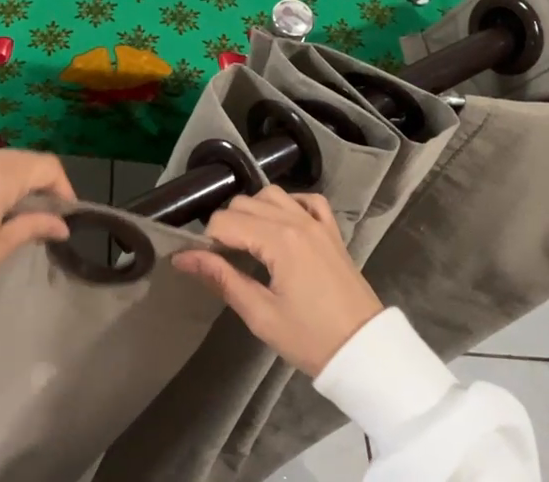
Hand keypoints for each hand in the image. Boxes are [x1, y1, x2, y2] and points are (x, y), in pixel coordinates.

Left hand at [0, 149, 75, 293]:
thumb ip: (32, 227)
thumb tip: (61, 224)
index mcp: (0, 174)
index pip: (46, 166)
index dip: (62, 187)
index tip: (64, 214)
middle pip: (22, 160)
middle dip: (38, 183)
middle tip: (41, 216)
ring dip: (11, 180)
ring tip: (10, 213)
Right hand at [171, 187, 382, 377]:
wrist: (366, 352)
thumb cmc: (310, 338)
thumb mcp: (260, 314)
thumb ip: (221, 279)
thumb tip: (182, 258)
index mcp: (278, 239)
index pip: (225, 221)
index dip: (207, 242)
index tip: (206, 266)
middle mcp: (296, 220)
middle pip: (244, 203)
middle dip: (226, 226)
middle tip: (225, 261)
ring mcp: (317, 222)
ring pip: (271, 194)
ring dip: (253, 211)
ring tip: (250, 243)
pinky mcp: (332, 231)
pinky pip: (306, 200)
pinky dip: (288, 205)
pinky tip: (281, 226)